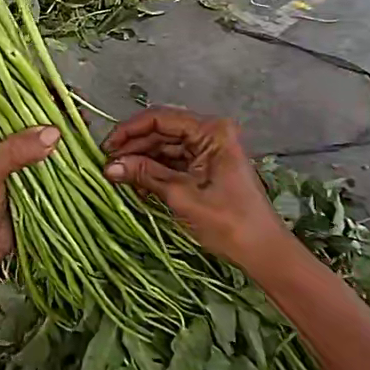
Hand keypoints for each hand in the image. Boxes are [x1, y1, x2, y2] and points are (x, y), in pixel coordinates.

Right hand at [103, 108, 290, 267]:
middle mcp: (210, 133)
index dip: (130, 130)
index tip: (106, 147)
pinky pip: (173, 162)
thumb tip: (110, 166)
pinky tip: (135, 183)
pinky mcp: (206, 168)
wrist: (263, 251)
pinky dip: (154, 171)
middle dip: (134, 147)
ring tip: (117, 176)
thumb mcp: (182, 196)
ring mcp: (209, 150)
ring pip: (165, 147)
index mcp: (211, 131)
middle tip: (107, 165)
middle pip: (162, 131)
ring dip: (142, 160)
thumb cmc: (229, 222)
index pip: (160, 118)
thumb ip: (146, 175)